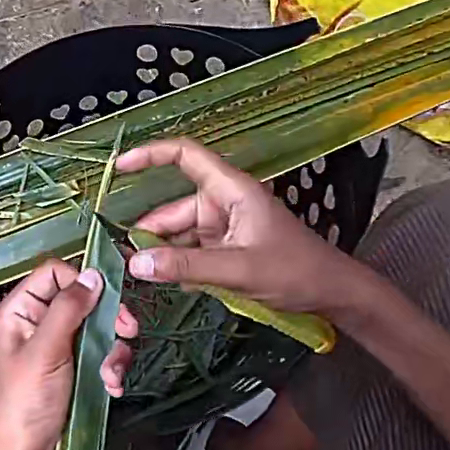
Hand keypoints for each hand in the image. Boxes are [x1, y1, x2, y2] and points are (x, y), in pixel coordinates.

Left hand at [0, 259, 137, 449]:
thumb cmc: (25, 402)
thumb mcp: (46, 350)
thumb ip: (68, 309)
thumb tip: (94, 275)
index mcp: (20, 310)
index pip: (54, 273)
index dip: (82, 281)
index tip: (107, 298)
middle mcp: (38, 323)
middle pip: (83, 299)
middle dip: (107, 318)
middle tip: (127, 331)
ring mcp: (58, 346)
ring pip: (97, 328)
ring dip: (112, 350)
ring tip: (111, 374)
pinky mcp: (73, 367)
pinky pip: (100, 353)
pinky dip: (110, 368)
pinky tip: (111, 386)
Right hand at [114, 138, 368, 316]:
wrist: (331, 294)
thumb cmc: (295, 271)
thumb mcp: (238, 268)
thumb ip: (186, 266)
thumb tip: (136, 264)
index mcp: (231, 191)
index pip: (185, 157)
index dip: (151, 155)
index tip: (119, 167)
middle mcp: (222, 204)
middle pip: (172, 209)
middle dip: (149, 232)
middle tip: (123, 261)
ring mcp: (222, 229)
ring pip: (177, 235)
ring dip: (161, 255)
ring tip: (140, 277)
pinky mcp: (223, 250)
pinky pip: (189, 253)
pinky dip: (177, 266)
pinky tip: (170, 285)